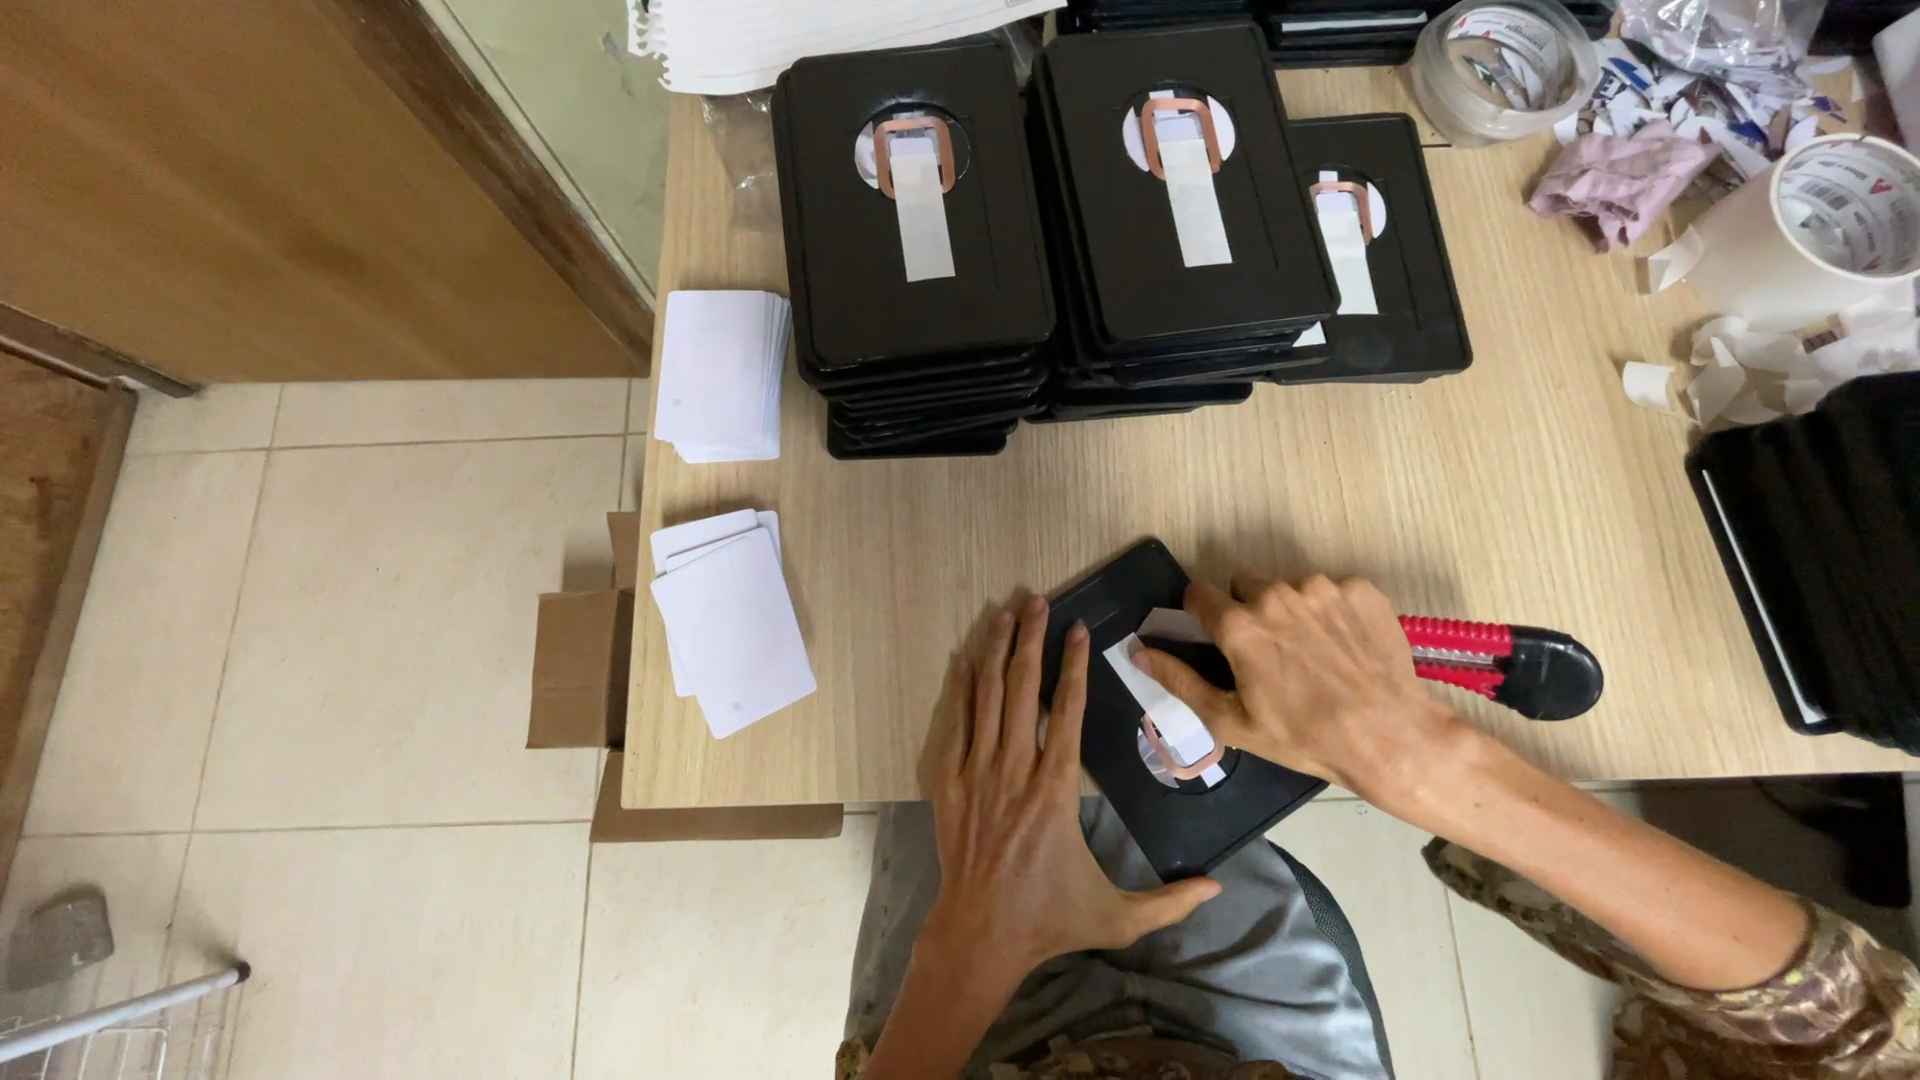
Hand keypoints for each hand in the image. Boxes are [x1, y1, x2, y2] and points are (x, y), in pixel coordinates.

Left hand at [916, 593, 1221, 988]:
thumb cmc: (1050, 919)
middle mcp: (1015, 771)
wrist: (979, 934)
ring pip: (987, 699)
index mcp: (1056, 792)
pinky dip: (960, 690)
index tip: (1078, 629)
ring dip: (995, 653)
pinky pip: (954, 725)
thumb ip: (1170, 901)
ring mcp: (977, 774)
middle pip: (1023, 691)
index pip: (1068, 712)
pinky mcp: (949, 783)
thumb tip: (1221, 887)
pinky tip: (965, 661)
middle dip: (1030, 640)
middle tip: (1035, 600)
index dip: (1074, 666)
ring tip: (1003, 614)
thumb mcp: (1118, 918)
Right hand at [1133, 573, 1468, 806]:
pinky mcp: (1361, 589)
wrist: (1392, 736)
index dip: (1200, 613)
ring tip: (1312, 652)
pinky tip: (1344, 646)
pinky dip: (1331, 611)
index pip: (1198, 593)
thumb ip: (1178, 679)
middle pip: (1242, 584)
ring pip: (1287, 586)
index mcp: (1238, 624)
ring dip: (1289, 609)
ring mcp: (1321, 587)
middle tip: (1266, 651)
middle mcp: (1275, 593)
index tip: (1214, 636)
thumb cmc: (1303, 736)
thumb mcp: (1230, 720)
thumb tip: (1137, 651)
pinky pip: (1331, 590)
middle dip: (1245, 609)